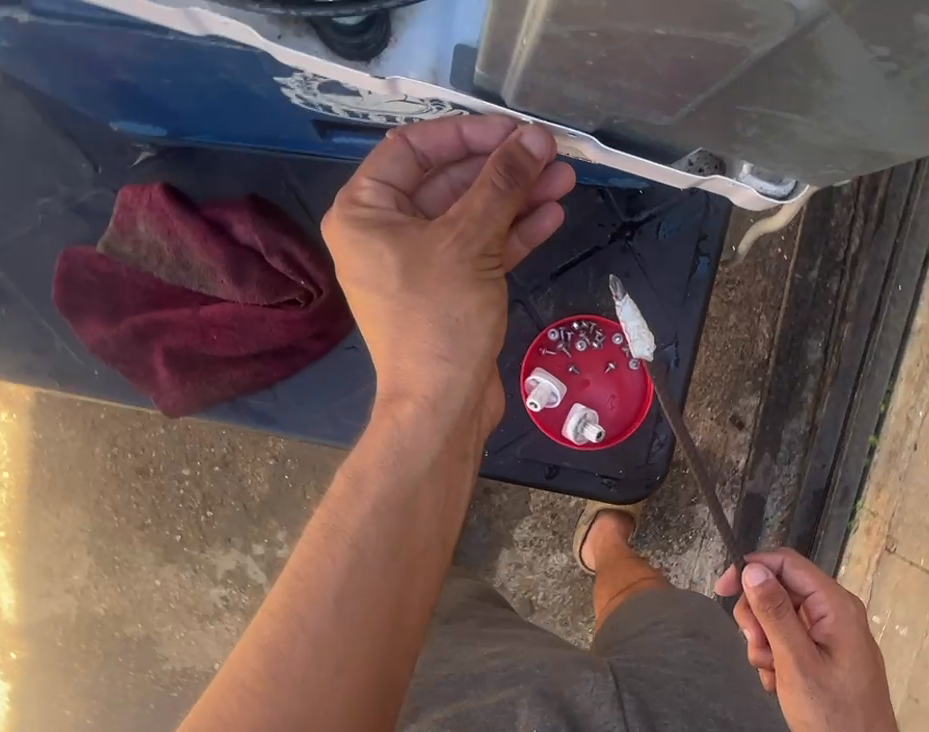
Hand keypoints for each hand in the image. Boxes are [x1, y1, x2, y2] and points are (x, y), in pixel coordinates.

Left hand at [323, 116, 576, 444]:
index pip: (413, 150)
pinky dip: (514, 235)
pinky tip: (549, 216)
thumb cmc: (439, 319)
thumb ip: (501, 186)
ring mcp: (421, 266)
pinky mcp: (452, 293)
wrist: (443, 404)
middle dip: (502, 170)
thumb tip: (535, 138)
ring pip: (472, 218)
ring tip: (563, 180)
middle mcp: (387, 233)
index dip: (466, 135)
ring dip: (516, 200)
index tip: (514, 131)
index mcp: (365, 211)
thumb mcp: (468, 242)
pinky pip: (482, 251)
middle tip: (549, 154)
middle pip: (448, 184)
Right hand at [714, 550, 910, 731]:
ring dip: (765, 645)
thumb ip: (774, 612)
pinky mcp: (823, 654)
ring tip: (774, 676)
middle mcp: (834, 612)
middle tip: (759, 651)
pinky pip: (787, 642)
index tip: (722, 591)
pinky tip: (781, 686)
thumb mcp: (796, 662)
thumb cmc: (832, 715)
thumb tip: (753, 568)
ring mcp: (829, 634)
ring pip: (778, 619)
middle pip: (779, 590)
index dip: (751, 569)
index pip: (786, 563)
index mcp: (835, 605)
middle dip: (758, 618)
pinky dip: (776, 660)